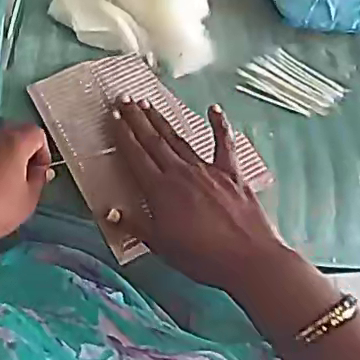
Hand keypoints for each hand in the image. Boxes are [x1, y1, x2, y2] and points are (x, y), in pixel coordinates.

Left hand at [0, 124, 51, 248]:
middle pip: (14, 133)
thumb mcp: (27, 200)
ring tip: (0, 183)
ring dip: (2, 156)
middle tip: (21, 179)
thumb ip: (39, 179)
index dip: (42, 153)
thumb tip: (39, 168)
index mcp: (13, 141)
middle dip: (22, 152)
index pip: (36, 133)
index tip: (38, 174)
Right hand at [112, 100, 285, 285]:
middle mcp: (181, 173)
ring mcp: (207, 170)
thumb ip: (135, 225)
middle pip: (153, 140)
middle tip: (124, 98)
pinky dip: (220, 126)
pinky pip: (224, 145)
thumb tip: (110, 210)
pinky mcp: (232, 174)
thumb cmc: (201, 257)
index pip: (135, 155)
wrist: (250, 261)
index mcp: (160, 189)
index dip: (122, 133)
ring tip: (147, 103)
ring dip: (161, 121)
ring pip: (179, 139)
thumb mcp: (160, 245)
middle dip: (137, 118)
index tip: (113, 115)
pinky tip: (214, 109)